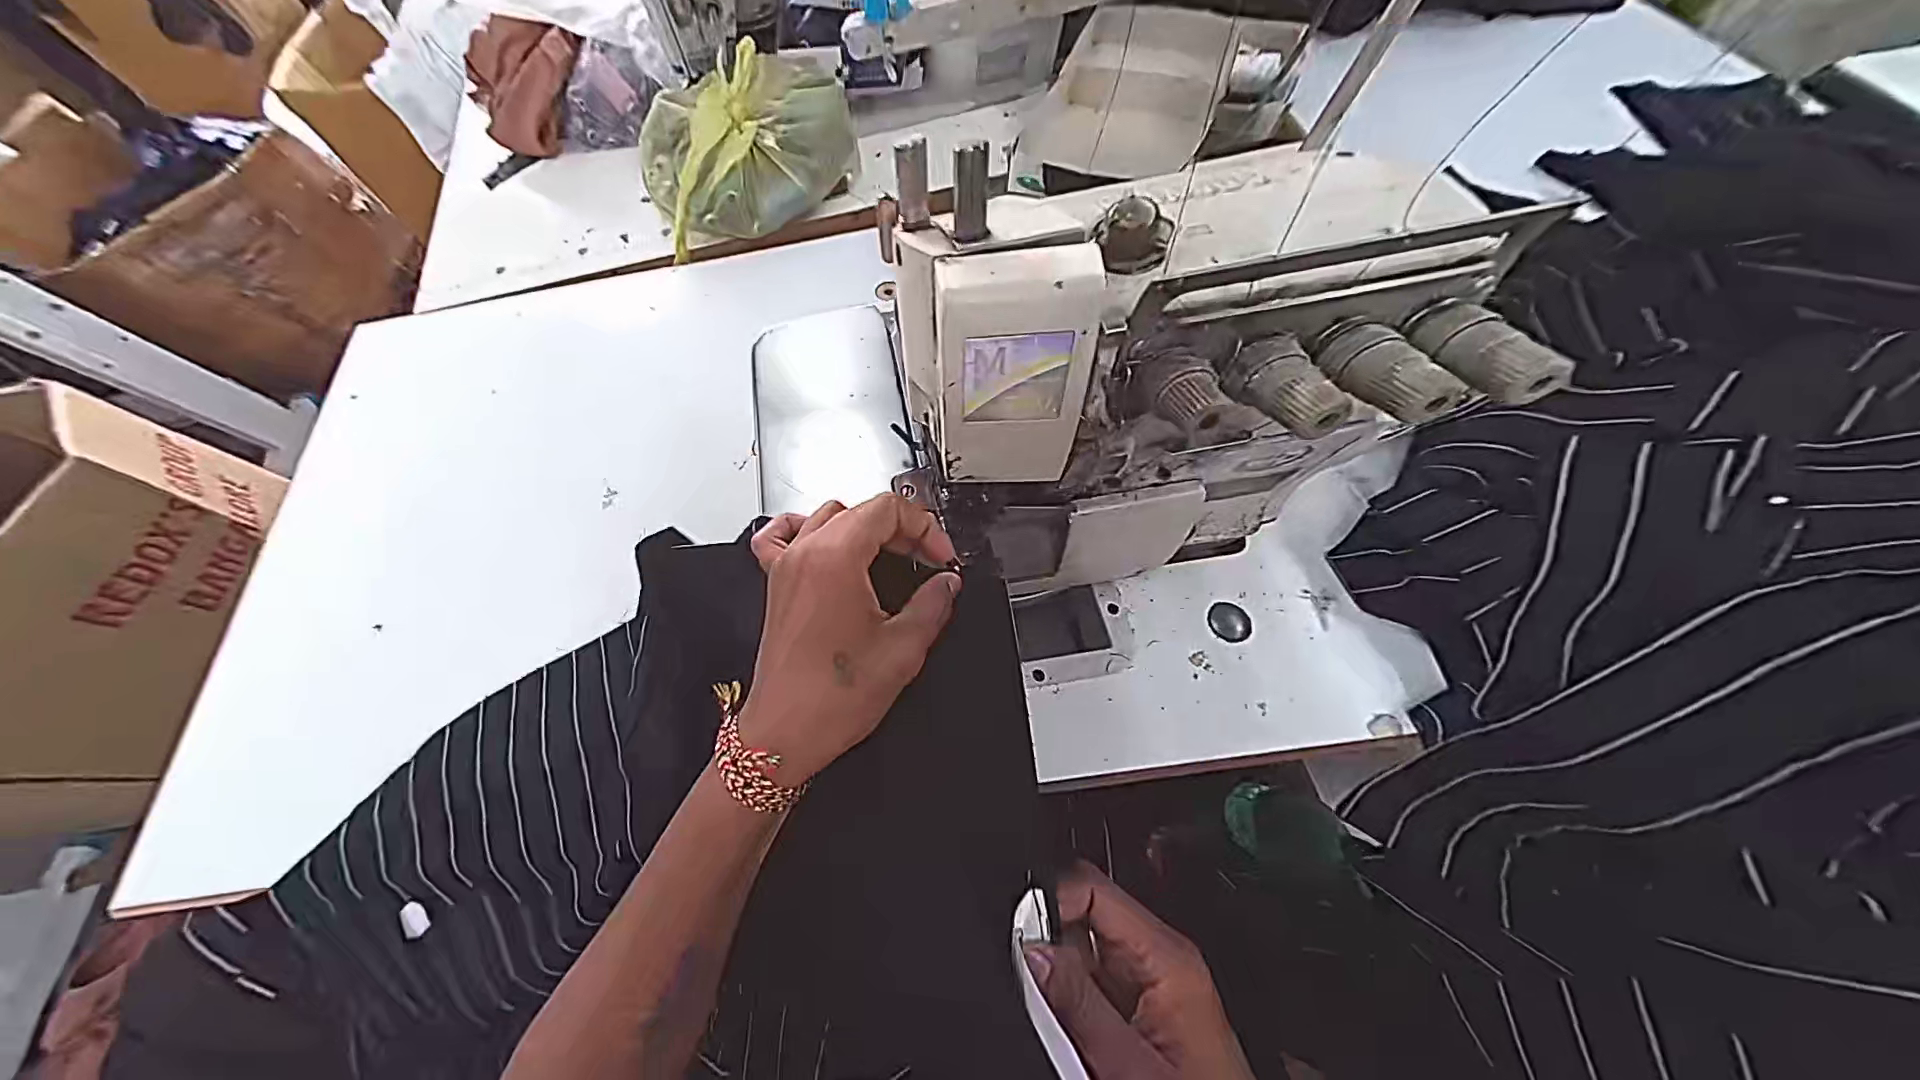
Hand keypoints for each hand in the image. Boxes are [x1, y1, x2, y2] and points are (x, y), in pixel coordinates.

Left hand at [739, 495, 961, 784]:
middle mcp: (805, 554)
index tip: (940, 558)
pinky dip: (809, 531)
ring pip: (830, 516)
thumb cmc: (829, 699)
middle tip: (927, 562)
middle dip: (903, 529)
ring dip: (866, 529)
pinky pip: (785, 536)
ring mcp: (787, 567)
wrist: (785, 732)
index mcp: (836, 558)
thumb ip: (933, 605)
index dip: (925, 528)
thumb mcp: (903, 649)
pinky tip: (831, 548)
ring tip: (891, 557)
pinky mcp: (778, 585)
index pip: (888, 509)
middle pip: (862, 509)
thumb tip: (945, 585)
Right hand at [1024, 862, 1253, 1079]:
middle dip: (1052, 948)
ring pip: (1079, 956)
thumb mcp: (1131, 1065)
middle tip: (1041, 994)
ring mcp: (1145, 987)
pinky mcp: (1134, 1013)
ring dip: (1058, 981)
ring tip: (1065, 1029)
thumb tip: (1032, 949)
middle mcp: (1158, 961)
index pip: (1094, 888)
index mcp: (1168, 955)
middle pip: (1082, 920)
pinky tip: (1073, 1037)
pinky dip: (1067, 1004)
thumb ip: (1079, 1003)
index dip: (1051, 902)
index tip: (1022, 937)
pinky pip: (1086, 988)